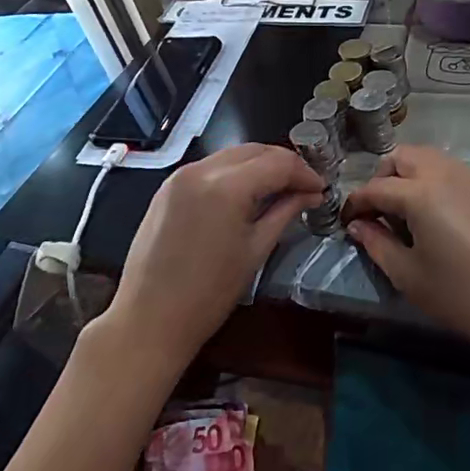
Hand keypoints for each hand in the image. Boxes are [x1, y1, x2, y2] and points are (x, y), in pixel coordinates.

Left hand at [106, 144, 323, 360]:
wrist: (148, 320)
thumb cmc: (209, 294)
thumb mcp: (256, 250)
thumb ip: (285, 212)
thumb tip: (311, 194)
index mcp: (226, 187)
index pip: (278, 163)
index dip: (305, 173)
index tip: (321, 189)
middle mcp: (201, 170)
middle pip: (255, 150)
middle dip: (284, 164)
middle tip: (304, 187)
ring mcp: (180, 176)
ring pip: (233, 155)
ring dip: (260, 165)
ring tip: (280, 189)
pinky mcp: (168, 188)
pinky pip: (212, 167)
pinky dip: (236, 172)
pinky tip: (248, 194)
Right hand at [343, 146, 469, 363]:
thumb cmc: (462, 296)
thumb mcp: (409, 276)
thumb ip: (377, 244)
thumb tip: (358, 226)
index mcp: (420, 193)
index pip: (375, 187)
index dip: (356, 204)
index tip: (348, 223)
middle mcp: (447, 173)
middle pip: (403, 156)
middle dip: (383, 178)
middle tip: (379, 213)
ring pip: (432, 160)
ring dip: (411, 177)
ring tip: (408, 216)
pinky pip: (456, 173)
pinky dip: (437, 184)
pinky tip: (442, 220)